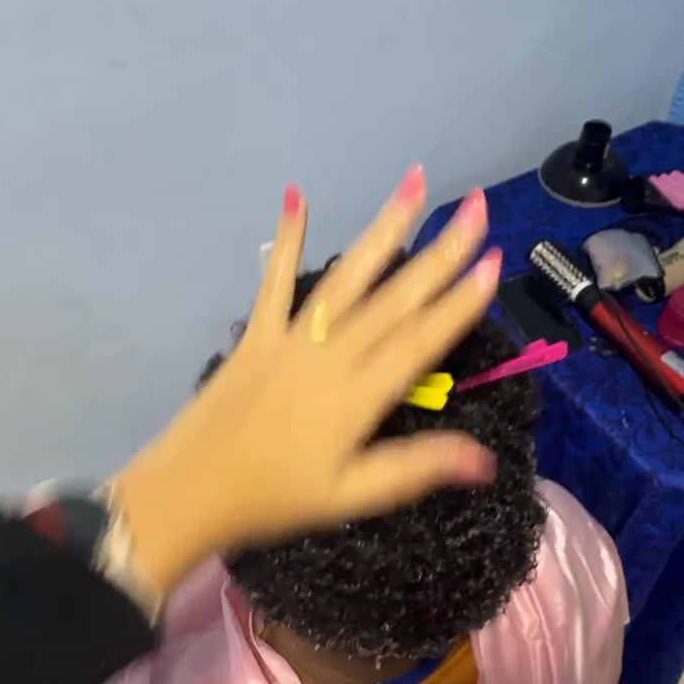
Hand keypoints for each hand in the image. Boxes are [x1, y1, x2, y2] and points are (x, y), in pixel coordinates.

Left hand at [112, 167, 501, 593]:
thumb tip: (486, 460)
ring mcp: (291, 337)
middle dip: (440, 251)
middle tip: (475, 206)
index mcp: (358, 395)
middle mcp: (330, 354)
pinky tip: (296, 195)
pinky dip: (287, 238)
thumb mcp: (351, 496)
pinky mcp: (257, 334)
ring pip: (347, 277)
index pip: (420, 340)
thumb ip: (416, 469)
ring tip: (412, 184)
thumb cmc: (276, 499)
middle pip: (394, 298)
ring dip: (383, 229)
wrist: (191, 491)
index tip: (493, 261)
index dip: (459, 302)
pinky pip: (275, 281)